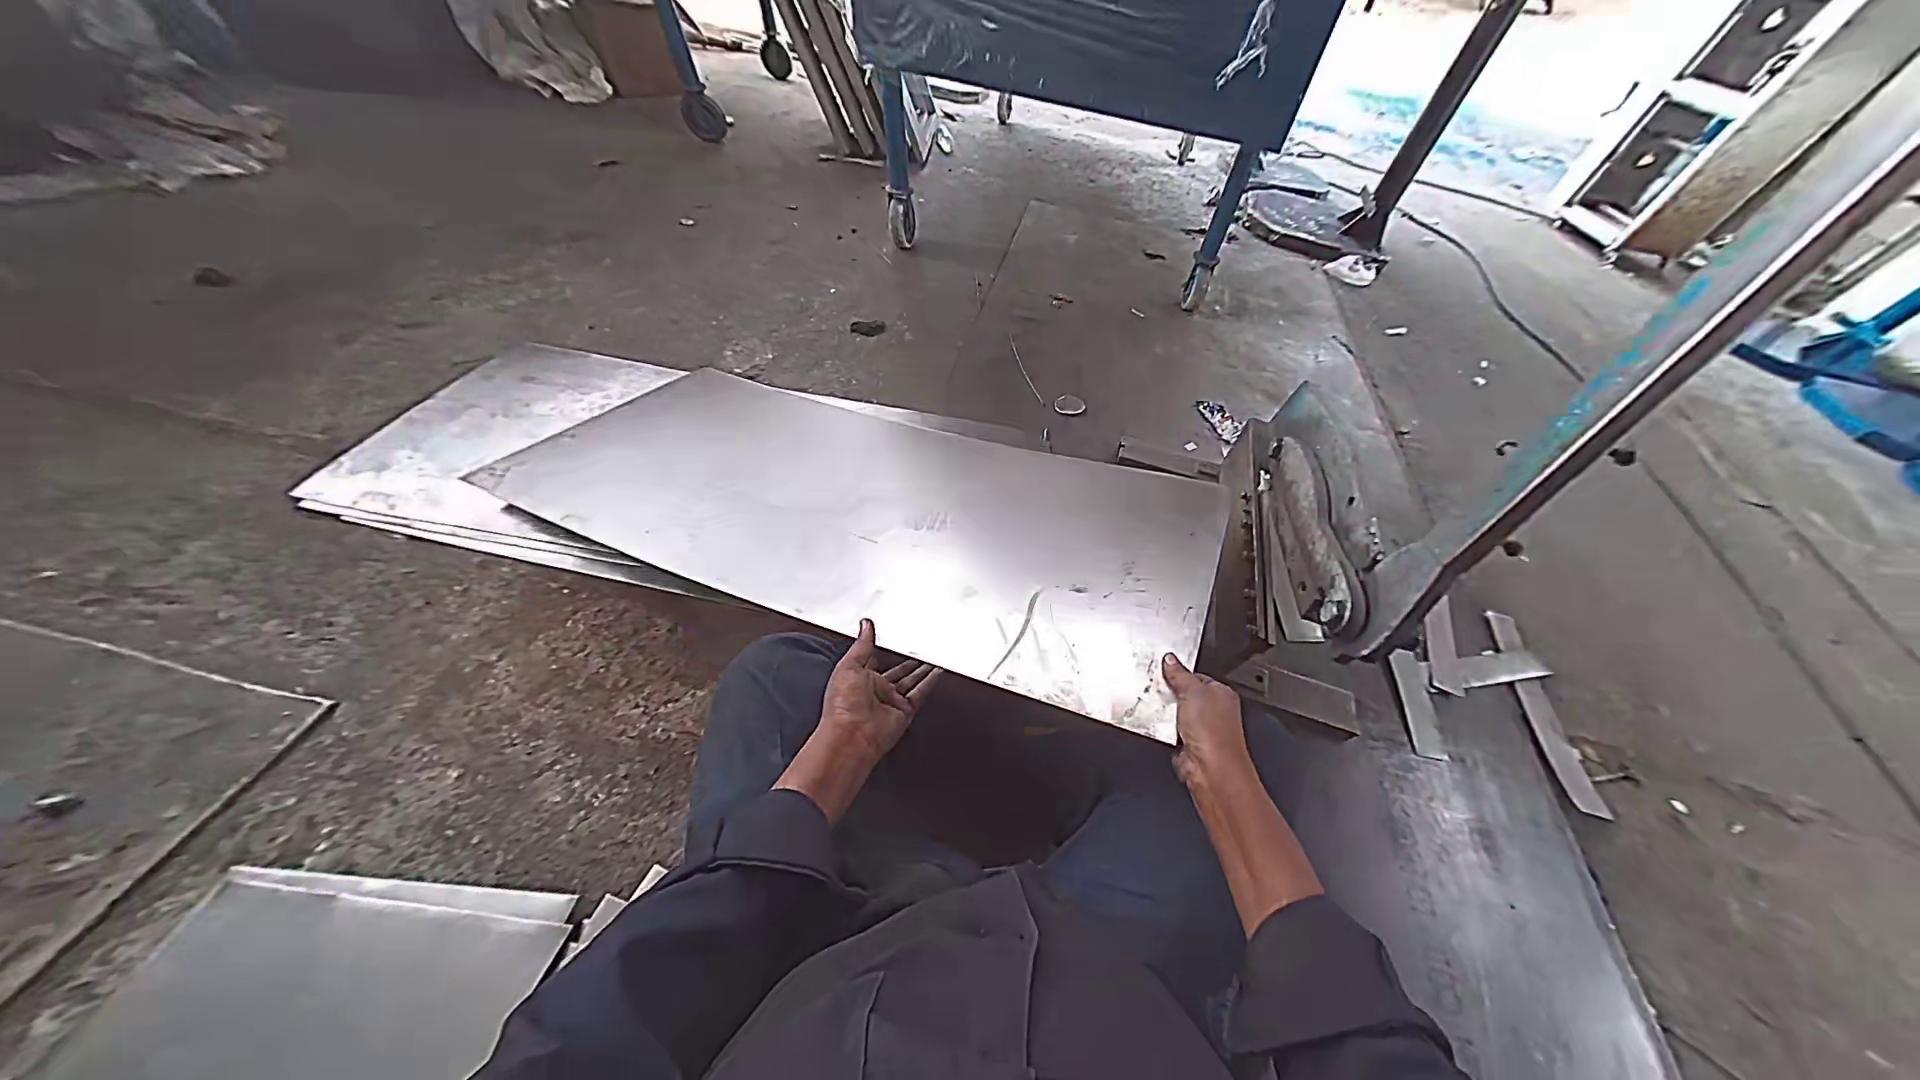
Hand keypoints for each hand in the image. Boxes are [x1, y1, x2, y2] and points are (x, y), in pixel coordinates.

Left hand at [821, 619, 941, 763]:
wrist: (851, 735)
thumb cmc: (842, 706)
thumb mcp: (848, 666)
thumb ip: (861, 645)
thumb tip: (865, 626)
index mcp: (859, 680)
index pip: (875, 661)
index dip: (884, 650)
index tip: (894, 639)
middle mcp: (876, 691)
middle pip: (897, 672)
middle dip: (908, 661)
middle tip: (920, 648)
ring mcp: (891, 702)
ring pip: (911, 681)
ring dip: (922, 669)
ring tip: (933, 656)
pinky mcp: (904, 711)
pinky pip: (920, 693)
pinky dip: (930, 682)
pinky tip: (937, 671)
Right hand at [1162, 653, 1251, 787]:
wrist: (1210, 768)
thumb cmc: (1214, 733)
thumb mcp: (1193, 691)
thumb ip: (1179, 674)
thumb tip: (1170, 660)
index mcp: (1220, 693)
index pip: (1194, 675)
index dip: (1178, 673)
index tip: (1163, 671)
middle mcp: (1212, 710)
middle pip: (1182, 693)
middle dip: (1169, 693)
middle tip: (1161, 692)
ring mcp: (1199, 727)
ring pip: (1172, 711)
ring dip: (1164, 712)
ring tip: (1163, 712)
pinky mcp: (1186, 742)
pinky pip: (1167, 728)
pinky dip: (1161, 727)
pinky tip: (1162, 726)